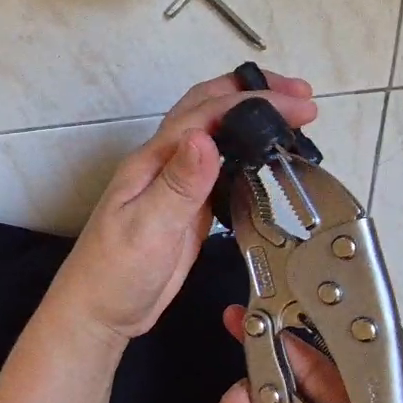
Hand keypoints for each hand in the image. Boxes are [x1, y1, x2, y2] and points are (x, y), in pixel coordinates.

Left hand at [45, 70, 315, 341]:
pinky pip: (219, 168)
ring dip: (250, 118)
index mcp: (153, 160)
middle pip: (206, 109)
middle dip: (252, 92)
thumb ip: (177, 184)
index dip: (253, 101)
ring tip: (293, 121)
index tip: (300, 103)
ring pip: (214, 134)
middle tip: (302, 96)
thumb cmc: (116, 271)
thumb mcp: (147, 227)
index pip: (206, 115)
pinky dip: (246, 153)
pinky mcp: (187, 207)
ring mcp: (175, 184)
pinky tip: (266, 162)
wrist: (101, 309)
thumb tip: (203, 138)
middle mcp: (164, 162)